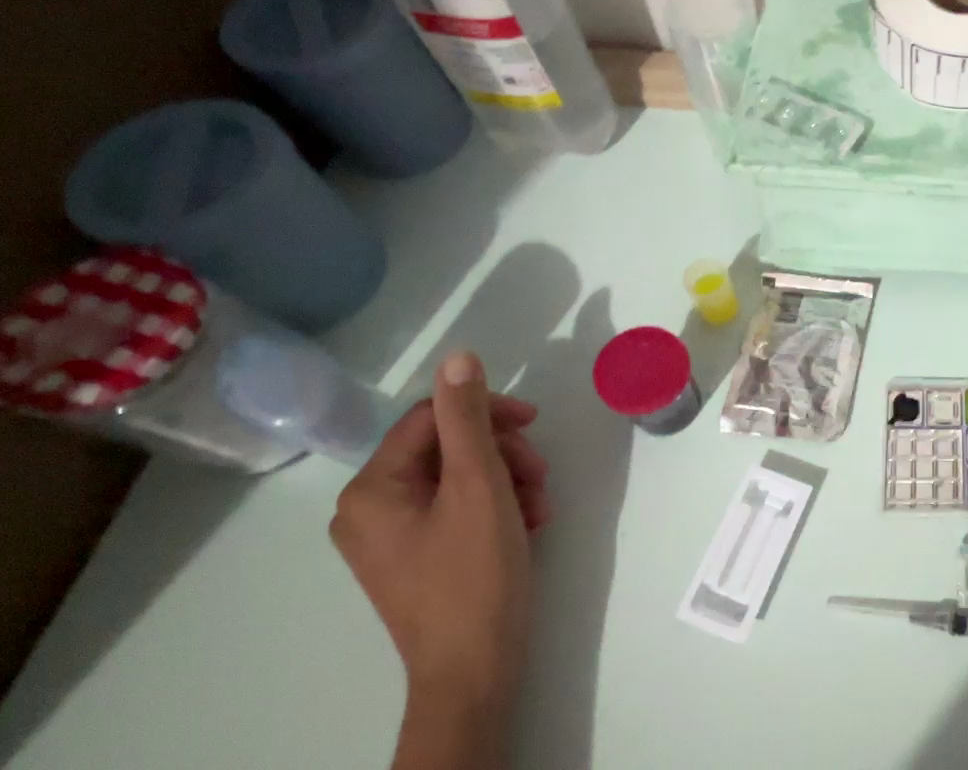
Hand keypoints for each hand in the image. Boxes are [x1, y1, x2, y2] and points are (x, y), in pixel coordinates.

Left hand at [331, 351, 549, 717]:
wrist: (473, 668)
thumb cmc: (474, 574)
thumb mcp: (480, 486)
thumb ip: (469, 418)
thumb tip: (458, 357)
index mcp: (372, 488)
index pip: (430, 419)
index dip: (486, 412)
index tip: (535, 423)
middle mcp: (368, 508)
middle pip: (445, 448)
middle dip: (501, 454)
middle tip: (541, 474)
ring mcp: (388, 537)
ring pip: (457, 477)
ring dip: (507, 479)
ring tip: (539, 506)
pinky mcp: (413, 557)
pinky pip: (455, 508)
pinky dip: (495, 507)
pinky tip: (526, 524)